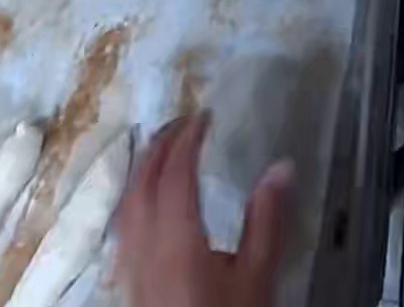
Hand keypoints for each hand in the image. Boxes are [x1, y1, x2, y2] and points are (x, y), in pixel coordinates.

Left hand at [112, 112, 292, 306]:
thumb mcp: (258, 278)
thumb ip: (266, 219)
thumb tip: (281, 165)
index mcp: (179, 244)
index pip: (175, 177)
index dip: (187, 140)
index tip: (205, 115)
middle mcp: (146, 253)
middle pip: (140, 187)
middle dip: (158, 146)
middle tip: (183, 120)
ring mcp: (131, 273)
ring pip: (124, 208)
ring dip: (141, 168)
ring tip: (162, 146)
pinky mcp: (129, 288)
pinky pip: (122, 228)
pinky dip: (133, 196)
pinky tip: (146, 198)